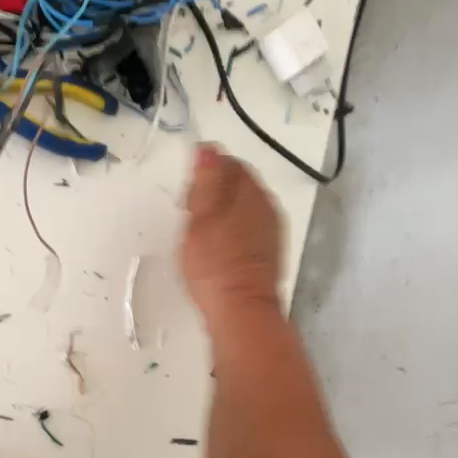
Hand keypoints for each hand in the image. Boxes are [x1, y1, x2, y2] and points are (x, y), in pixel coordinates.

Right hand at [182, 144, 284, 320]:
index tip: (187, 195)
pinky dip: (231, 233)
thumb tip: (208, 147)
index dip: (205, 173)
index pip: (229, 164)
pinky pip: (248, 231)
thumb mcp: (201, 218)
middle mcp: (267, 206)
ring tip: (200, 235)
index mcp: (250, 192)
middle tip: (189, 215)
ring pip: (244, 209)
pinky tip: (217, 251)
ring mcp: (271, 232)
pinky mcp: (268, 255)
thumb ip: (205, 181)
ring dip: (222, 214)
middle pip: (239, 186)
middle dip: (214, 192)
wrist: (241, 309)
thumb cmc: (214, 263)